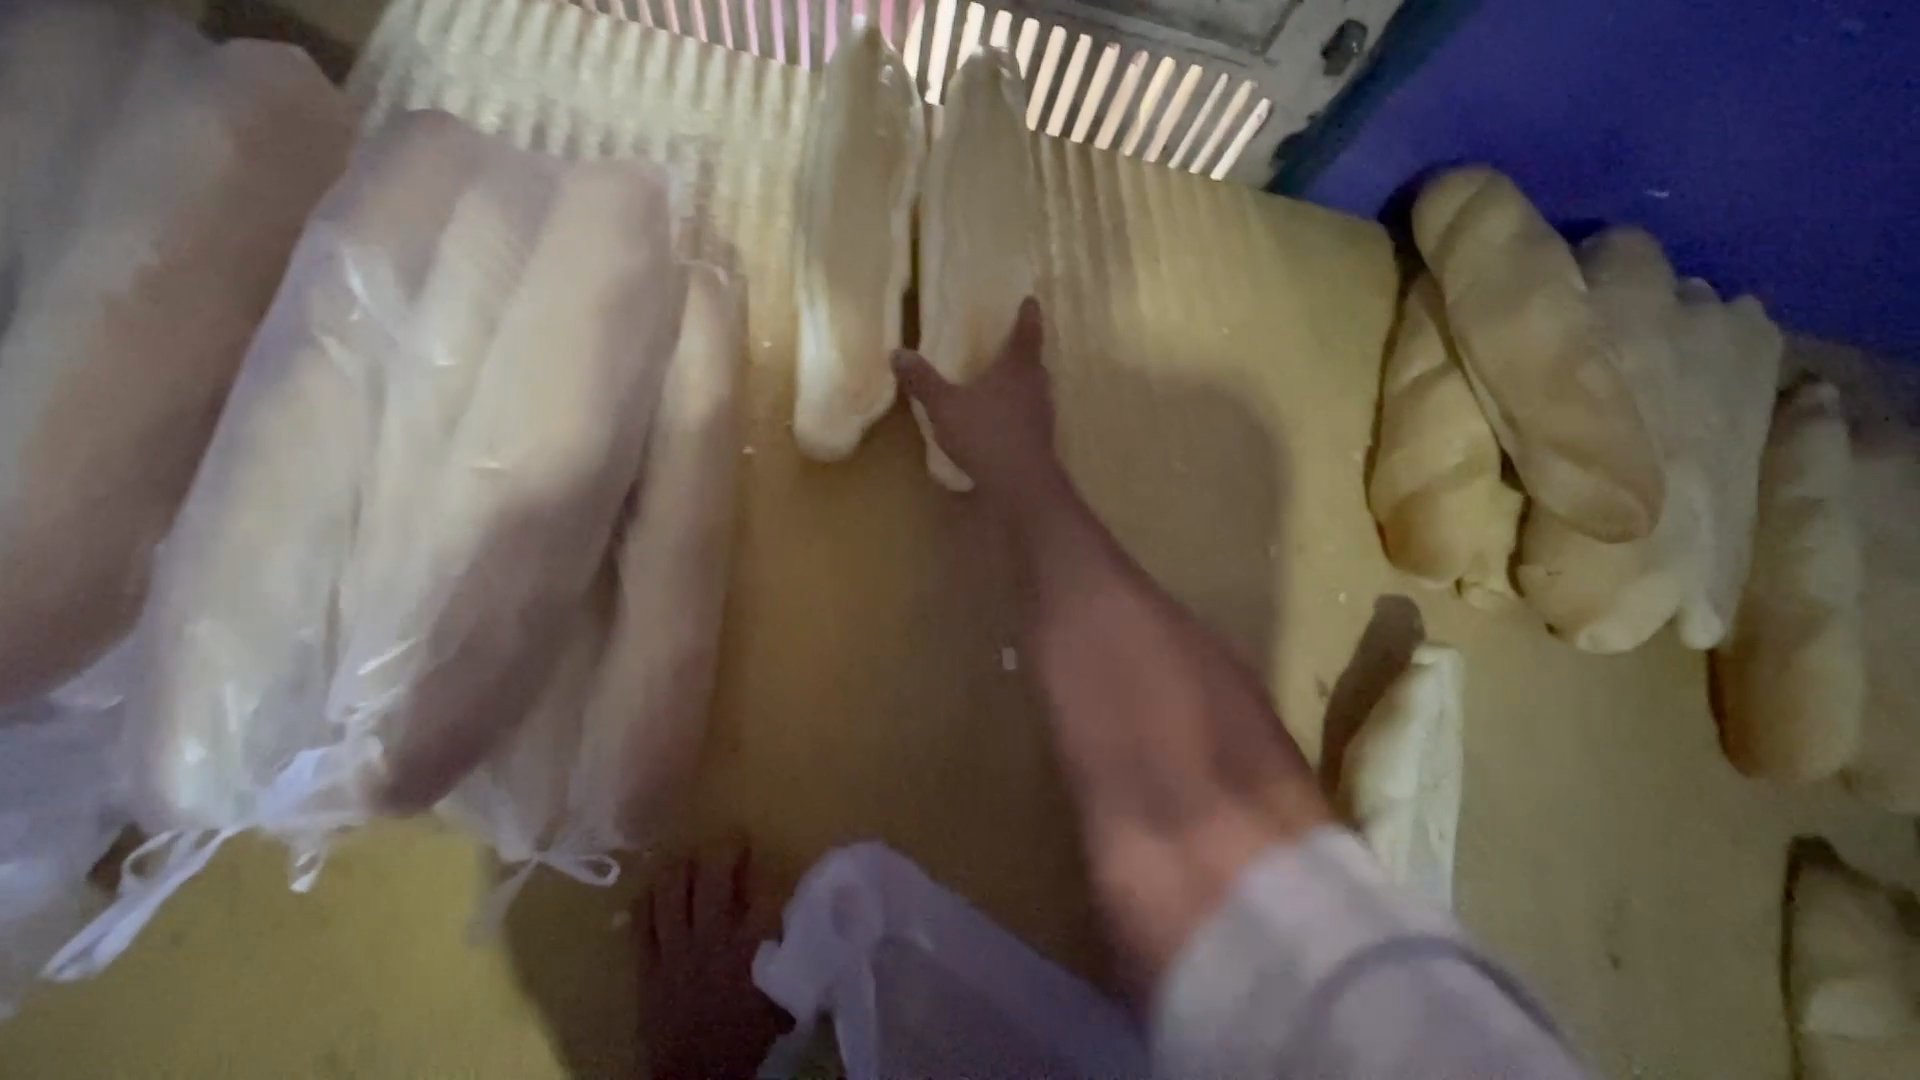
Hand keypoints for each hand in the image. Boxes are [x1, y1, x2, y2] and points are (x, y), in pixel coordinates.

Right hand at [892, 298, 1069, 514]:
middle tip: (1013, 342)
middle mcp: (1036, 386)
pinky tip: (1001, 420)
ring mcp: (1043, 415)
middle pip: (1034, 362)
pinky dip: (1018, 411)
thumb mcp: (945, 406)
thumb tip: (897, 353)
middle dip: (1025, 352)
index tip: (1030, 300)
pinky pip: (1029, 416)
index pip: (1027, 332)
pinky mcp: (1041, 440)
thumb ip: (923, 381)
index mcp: (1018, 367)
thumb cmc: (985, 433)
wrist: (1021, 484)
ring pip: (1034, 390)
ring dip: (1022, 384)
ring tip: (1004, 381)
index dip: (1028, 314)